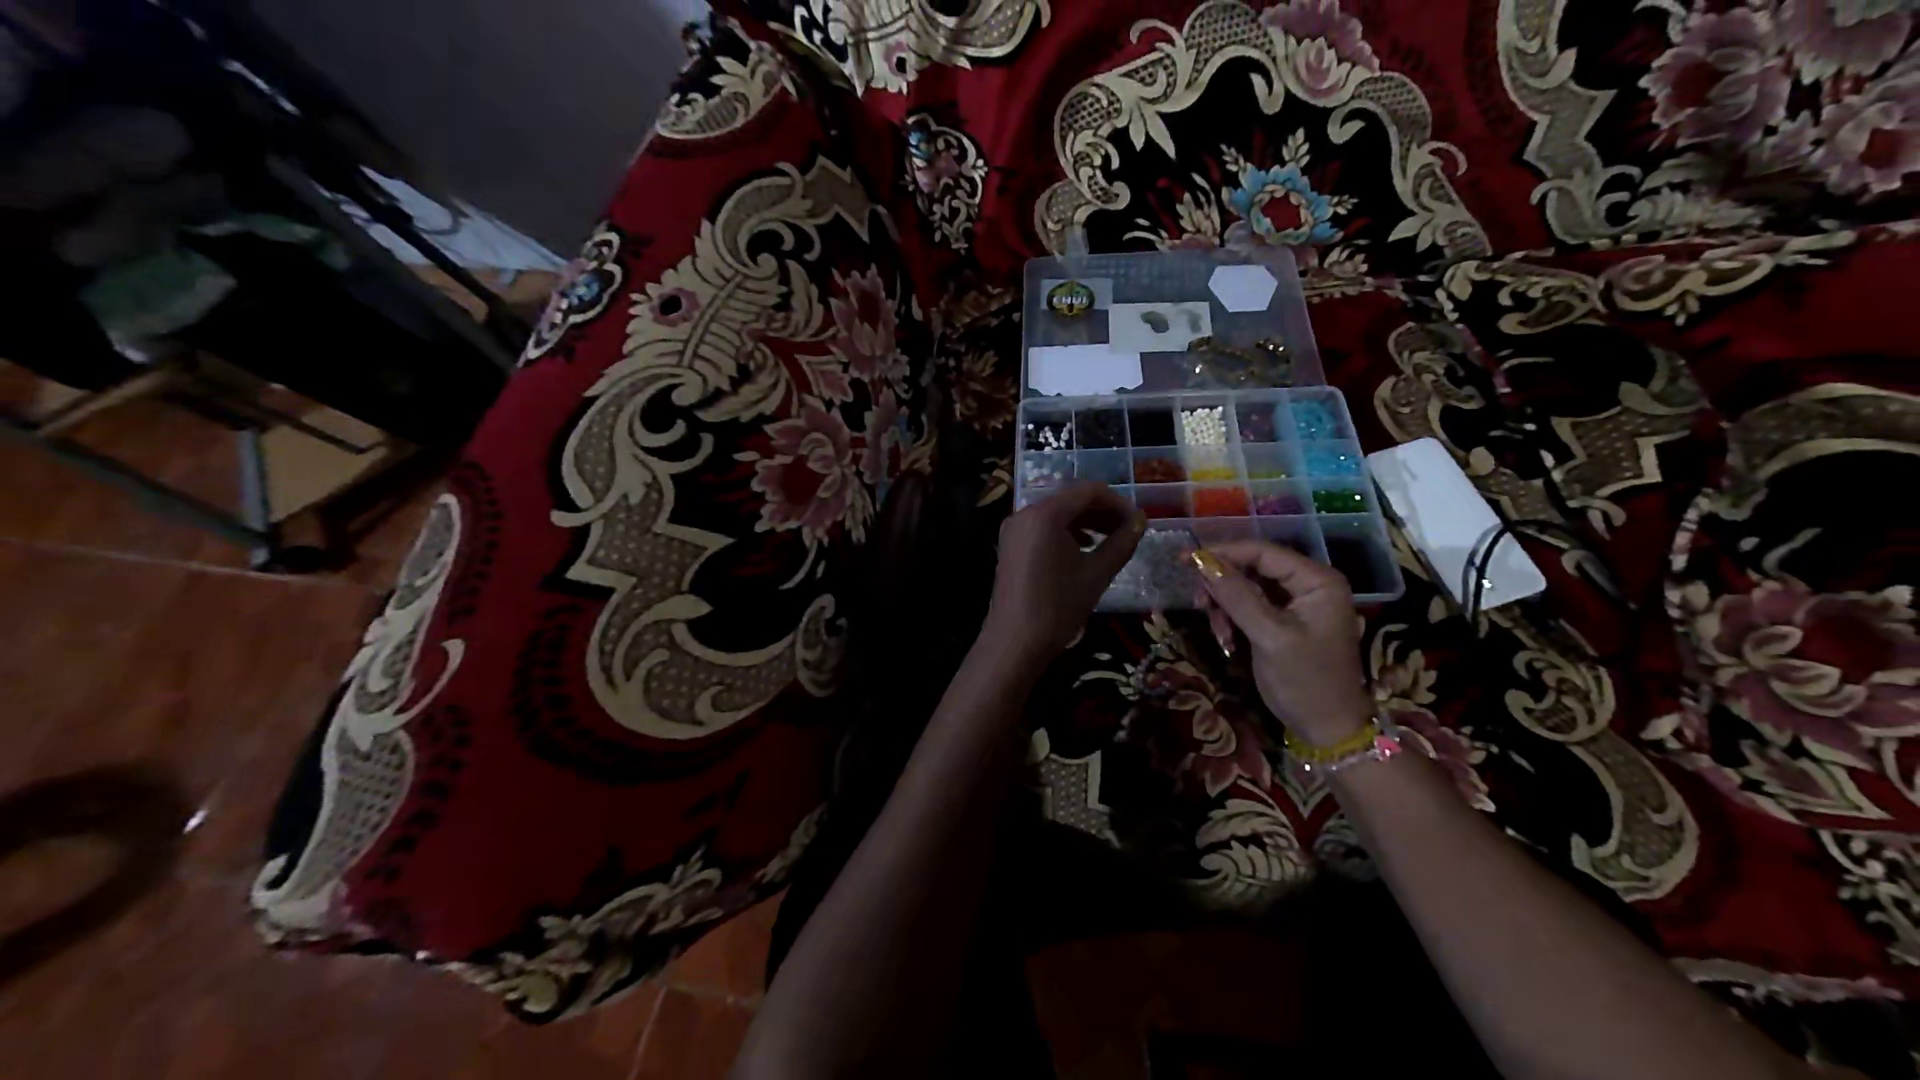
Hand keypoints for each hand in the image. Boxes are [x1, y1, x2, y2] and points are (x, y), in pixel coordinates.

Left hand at [983, 483, 1144, 664]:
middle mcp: (1025, 513)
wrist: (1015, 642)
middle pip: (1070, 499)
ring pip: (1056, 512)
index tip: (1138, 521)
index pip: (1088, 491)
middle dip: (1102, 511)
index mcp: (1045, 515)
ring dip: (1085, 521)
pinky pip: (1042, 526)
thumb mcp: (1097, 573)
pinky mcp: (1010, 544)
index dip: (1117, 502)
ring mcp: (1014, 528)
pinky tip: (1084, 548)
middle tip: (1128, 530)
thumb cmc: (1058, 607)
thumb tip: (1140, 521)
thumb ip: (1122, 542)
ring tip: (1111, 540)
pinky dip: (1065, 531)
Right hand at [1192, 541, 1372, 746]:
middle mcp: (1308, 585)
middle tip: (1198, 602)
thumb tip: (1203, 562)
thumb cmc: (1306, 680)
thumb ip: (1237, 597)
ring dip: (1224, 605)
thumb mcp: (1269, 637)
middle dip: (1222, 584)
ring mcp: (1297, 603)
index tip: (1186, 560)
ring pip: (1246, 587)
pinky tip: (1226, 639)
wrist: (1327, 728)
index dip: (1224, 553)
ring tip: (1218, 631)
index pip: (1263, 552)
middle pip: (1253, 567)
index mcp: (1317, 581)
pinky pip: (1249, 606)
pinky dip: (1232, 618)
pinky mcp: (1284, 621)